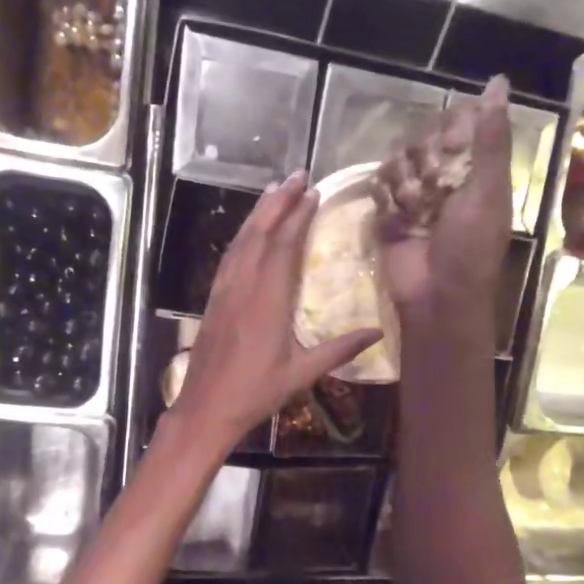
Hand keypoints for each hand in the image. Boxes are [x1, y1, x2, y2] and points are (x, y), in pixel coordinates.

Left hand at [165, 172, 380, 453]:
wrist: (205, 408)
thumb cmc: (255, 394)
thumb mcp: (302, 374)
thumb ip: (339, 349)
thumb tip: (378, 333)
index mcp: (267, 302)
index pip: (283, 247)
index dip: (298, 217)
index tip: (313, 193)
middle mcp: (243, 288)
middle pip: (260, 234)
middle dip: (278, 202)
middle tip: (296, 175)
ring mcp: (223, 291)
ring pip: (241, 241)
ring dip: (258, 213)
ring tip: (275, 190)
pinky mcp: (212, 299)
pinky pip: (229, 257)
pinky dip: (242, 236)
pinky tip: (250, 230)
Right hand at [373, 75, 513, 324]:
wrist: (436, 296)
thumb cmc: (471, 246)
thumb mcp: (488, 189)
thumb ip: (491, 136)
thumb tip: (497, 80)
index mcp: (473, 168)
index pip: (454, 125)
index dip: (448, 136)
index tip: (451, 157)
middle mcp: (442, 177)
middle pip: (419, 141)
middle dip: (423, 166)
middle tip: (435, 196)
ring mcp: (412, 196)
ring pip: (394, 162)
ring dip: (404, 188)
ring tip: (416, 215)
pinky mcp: (386, 214)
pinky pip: (377, 188)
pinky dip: (386, 203)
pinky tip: (398, 221)